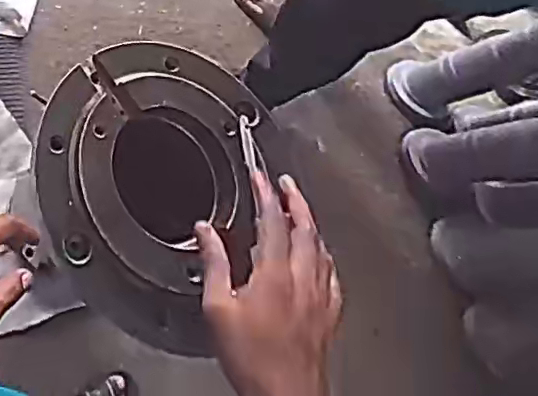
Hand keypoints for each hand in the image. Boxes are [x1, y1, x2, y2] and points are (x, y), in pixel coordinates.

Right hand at [197, 172, 343, 395]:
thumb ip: (214, 264)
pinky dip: (325, 256)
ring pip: (322, 249)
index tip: (258, 176)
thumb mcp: (218, 309)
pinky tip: (321, 256)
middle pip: (305, 229)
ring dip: (310, 223)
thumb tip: (205, 231)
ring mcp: (319, 301)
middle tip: (285, 183)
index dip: (266, 193)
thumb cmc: (252, 361)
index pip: (273, 221)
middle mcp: (302, 282)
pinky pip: (332, 277)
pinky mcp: (328, 319)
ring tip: (300, 209)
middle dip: (295, 200)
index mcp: (275, 275)